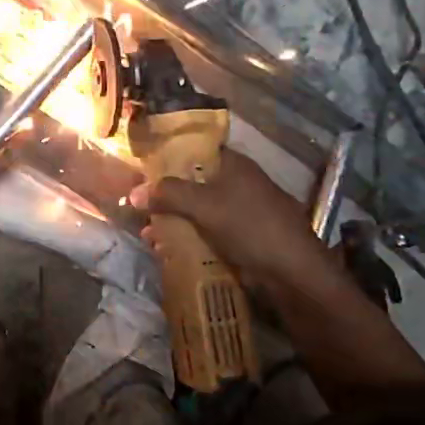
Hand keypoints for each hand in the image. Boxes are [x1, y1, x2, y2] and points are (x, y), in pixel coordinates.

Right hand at [129, 149, 344, 295]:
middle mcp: (238, 184)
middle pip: (193, 184)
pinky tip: (166, 251)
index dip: (168, 158)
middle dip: (165, 197)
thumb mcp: (203, 205)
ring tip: (148, 235)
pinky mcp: (240, 239)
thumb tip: (133, 192)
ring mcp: (240, 213)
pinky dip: (187, 240)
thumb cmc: (249, 226)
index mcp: (234, 165)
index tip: (142, 170)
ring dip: (173, 222)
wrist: (291, 273)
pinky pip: (206, 234)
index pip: (196, 151)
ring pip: (197, 212)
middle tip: (139, 207)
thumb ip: (168, 194)